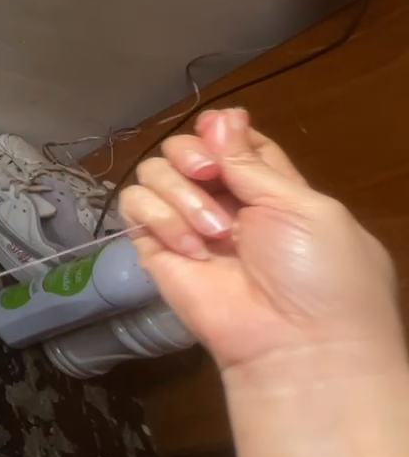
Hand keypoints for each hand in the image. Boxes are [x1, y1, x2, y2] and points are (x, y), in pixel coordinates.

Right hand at [119, 108, 403, 379]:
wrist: (292, 341)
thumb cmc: (322, 277)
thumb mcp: (305, 210)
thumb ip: (252, 162)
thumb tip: (221, 115)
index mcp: (271, 190)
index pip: (235, 142)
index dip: (222, 132)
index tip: (219, 134)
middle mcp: (223, 198)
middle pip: (184, 148)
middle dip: (192, 156)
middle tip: (208, 177)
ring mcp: (183, 218)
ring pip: (154, 171)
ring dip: (183, 198)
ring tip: (213, 235)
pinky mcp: (151, 238)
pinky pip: (134, 202)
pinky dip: (160, 220)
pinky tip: (189, 248)